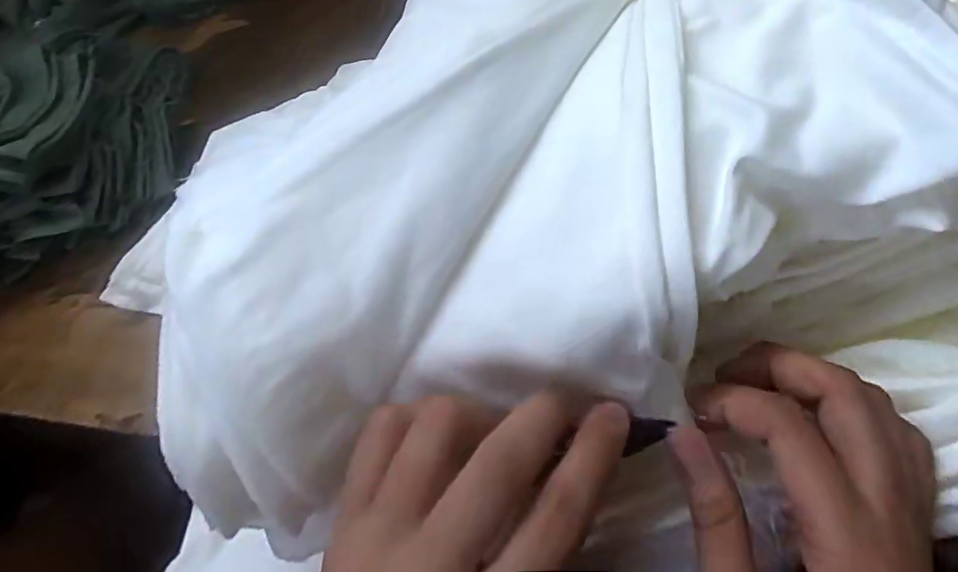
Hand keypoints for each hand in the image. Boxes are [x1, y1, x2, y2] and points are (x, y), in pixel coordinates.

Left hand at [324, 392, 629, 571]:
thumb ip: (544, 559)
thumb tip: (572, 475)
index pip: (555, 518)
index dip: (592, 456)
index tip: (614, 414)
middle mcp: (432, 565)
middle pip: (498, 463)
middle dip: (543, 416)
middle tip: (564, 401)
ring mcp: (378, 537)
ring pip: (434, 429)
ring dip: (474, 413)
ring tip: (488, 432)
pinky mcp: (343, 520)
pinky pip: (379, 432)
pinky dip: (412, 416)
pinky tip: (431, 434)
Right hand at [668, 343, 934, 571]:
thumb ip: (715, 519)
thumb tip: (683, 432)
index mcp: (850, 538)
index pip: (790, 427)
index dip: (733, 401)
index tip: (694, 407)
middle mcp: (894, 511)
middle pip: (845, 394)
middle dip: (777, 366)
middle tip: (727, 378)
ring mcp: (917, 512)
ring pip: (878, 404)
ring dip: (815, 379)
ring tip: (763, 392)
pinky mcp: (923, 520)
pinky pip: (901, 435)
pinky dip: (855, 409)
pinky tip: (819, 424)